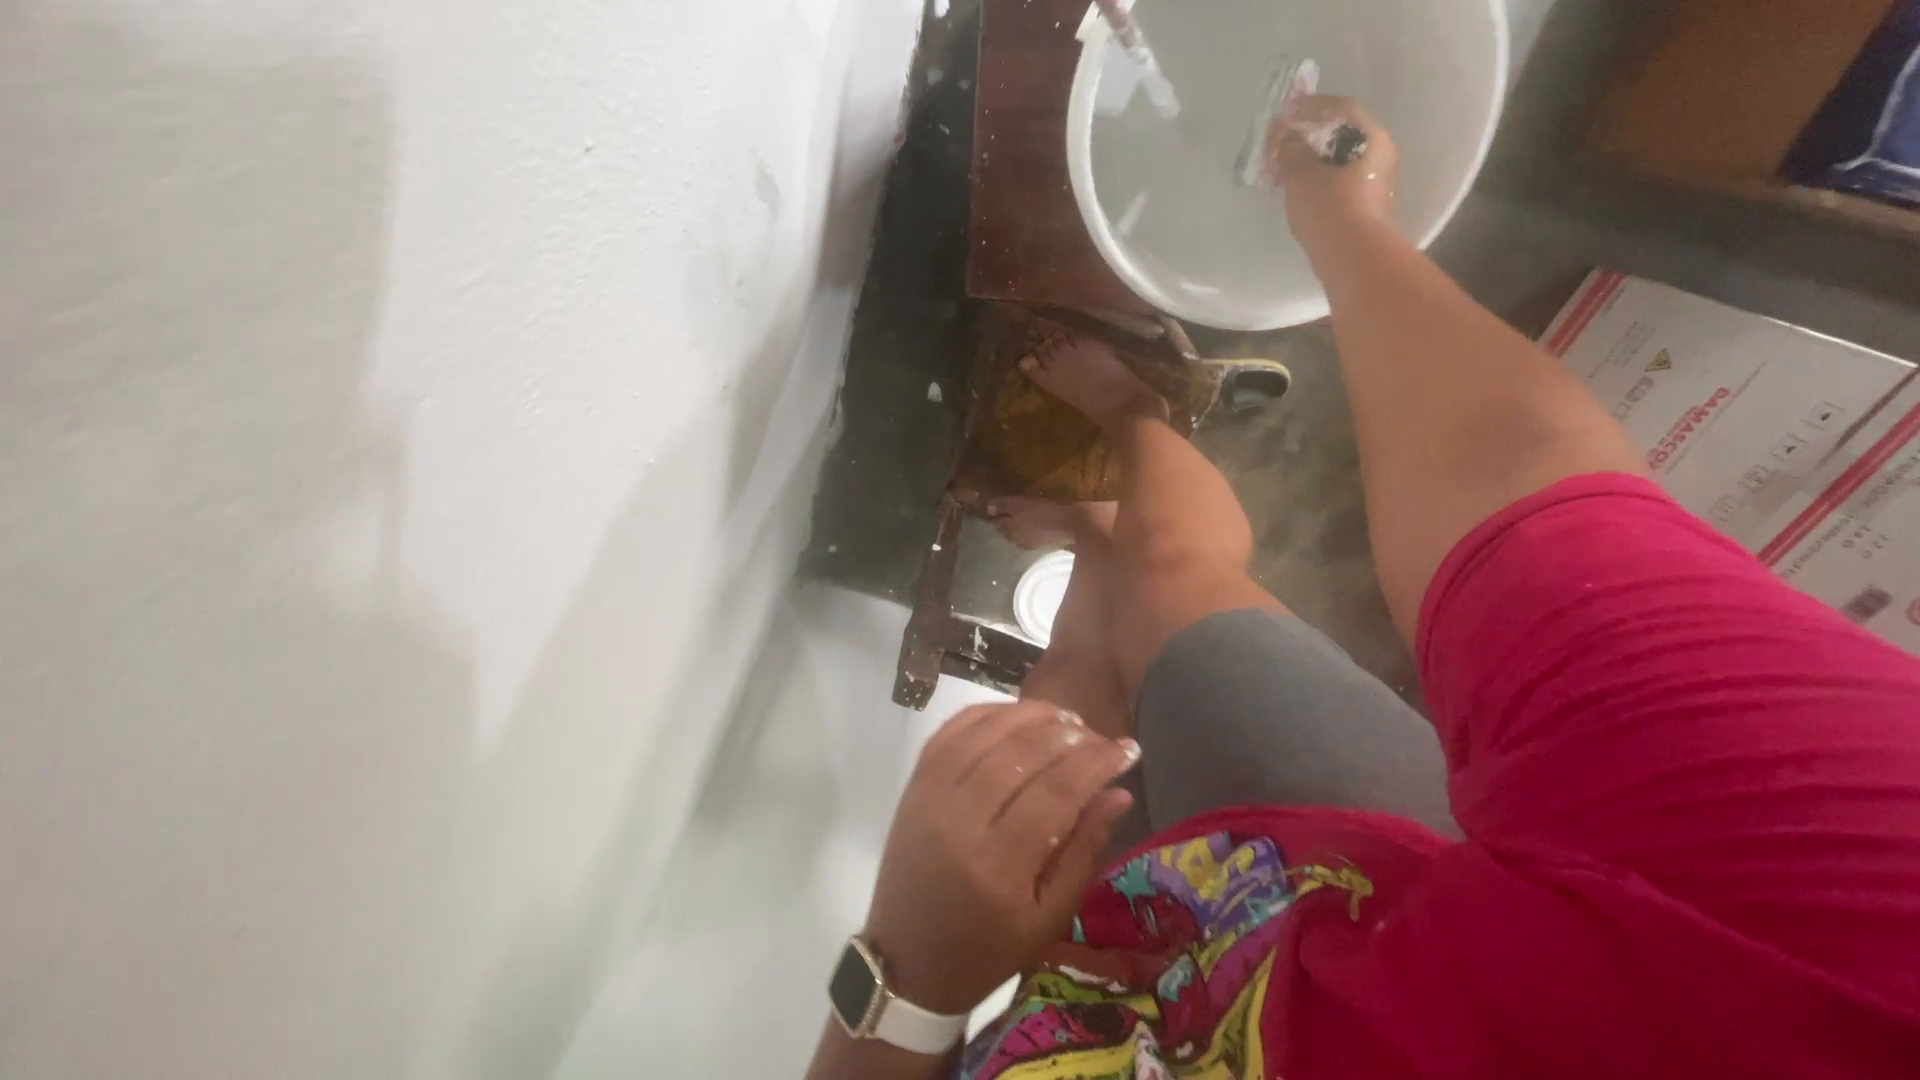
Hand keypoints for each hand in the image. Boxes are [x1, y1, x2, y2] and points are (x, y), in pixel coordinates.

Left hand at [862, 700, 1140, 1016]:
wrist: (907, 959)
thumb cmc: (986, 948)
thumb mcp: (1049, 919)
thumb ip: (1084, 851)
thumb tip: (1120, 793)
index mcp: (998, 868)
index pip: (1056, 793)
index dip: (1097, 763)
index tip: (1129, 749)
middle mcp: (960, 823)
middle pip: (1021, 755)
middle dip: (1070, 736)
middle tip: (1100, 736)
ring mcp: (930, 798)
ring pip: (985, 734)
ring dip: (1030, 715)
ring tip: (1066, 719)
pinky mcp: (914, 786)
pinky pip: (950, 732)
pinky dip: (986, 713)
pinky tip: (1016, 714)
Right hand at [1268, 95, 1398, 255]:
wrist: (1351, 256)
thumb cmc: (1329, 207)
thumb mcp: (1301, 174)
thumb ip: (1291, 149)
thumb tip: (1286, 135)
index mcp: (1371, 136)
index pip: (1340, 108)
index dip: (1311, 106)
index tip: (1285, 111)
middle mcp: (1379, 153)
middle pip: (1341, 134)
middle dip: (1308, 137)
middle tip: (1280, 143)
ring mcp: (1375, 181)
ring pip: (1338, 160)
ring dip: (1310, 160)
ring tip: (1282, 169)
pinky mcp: (1365, 205)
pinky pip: (1338, 181)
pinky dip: (1317, 179)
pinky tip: (1296, 189)